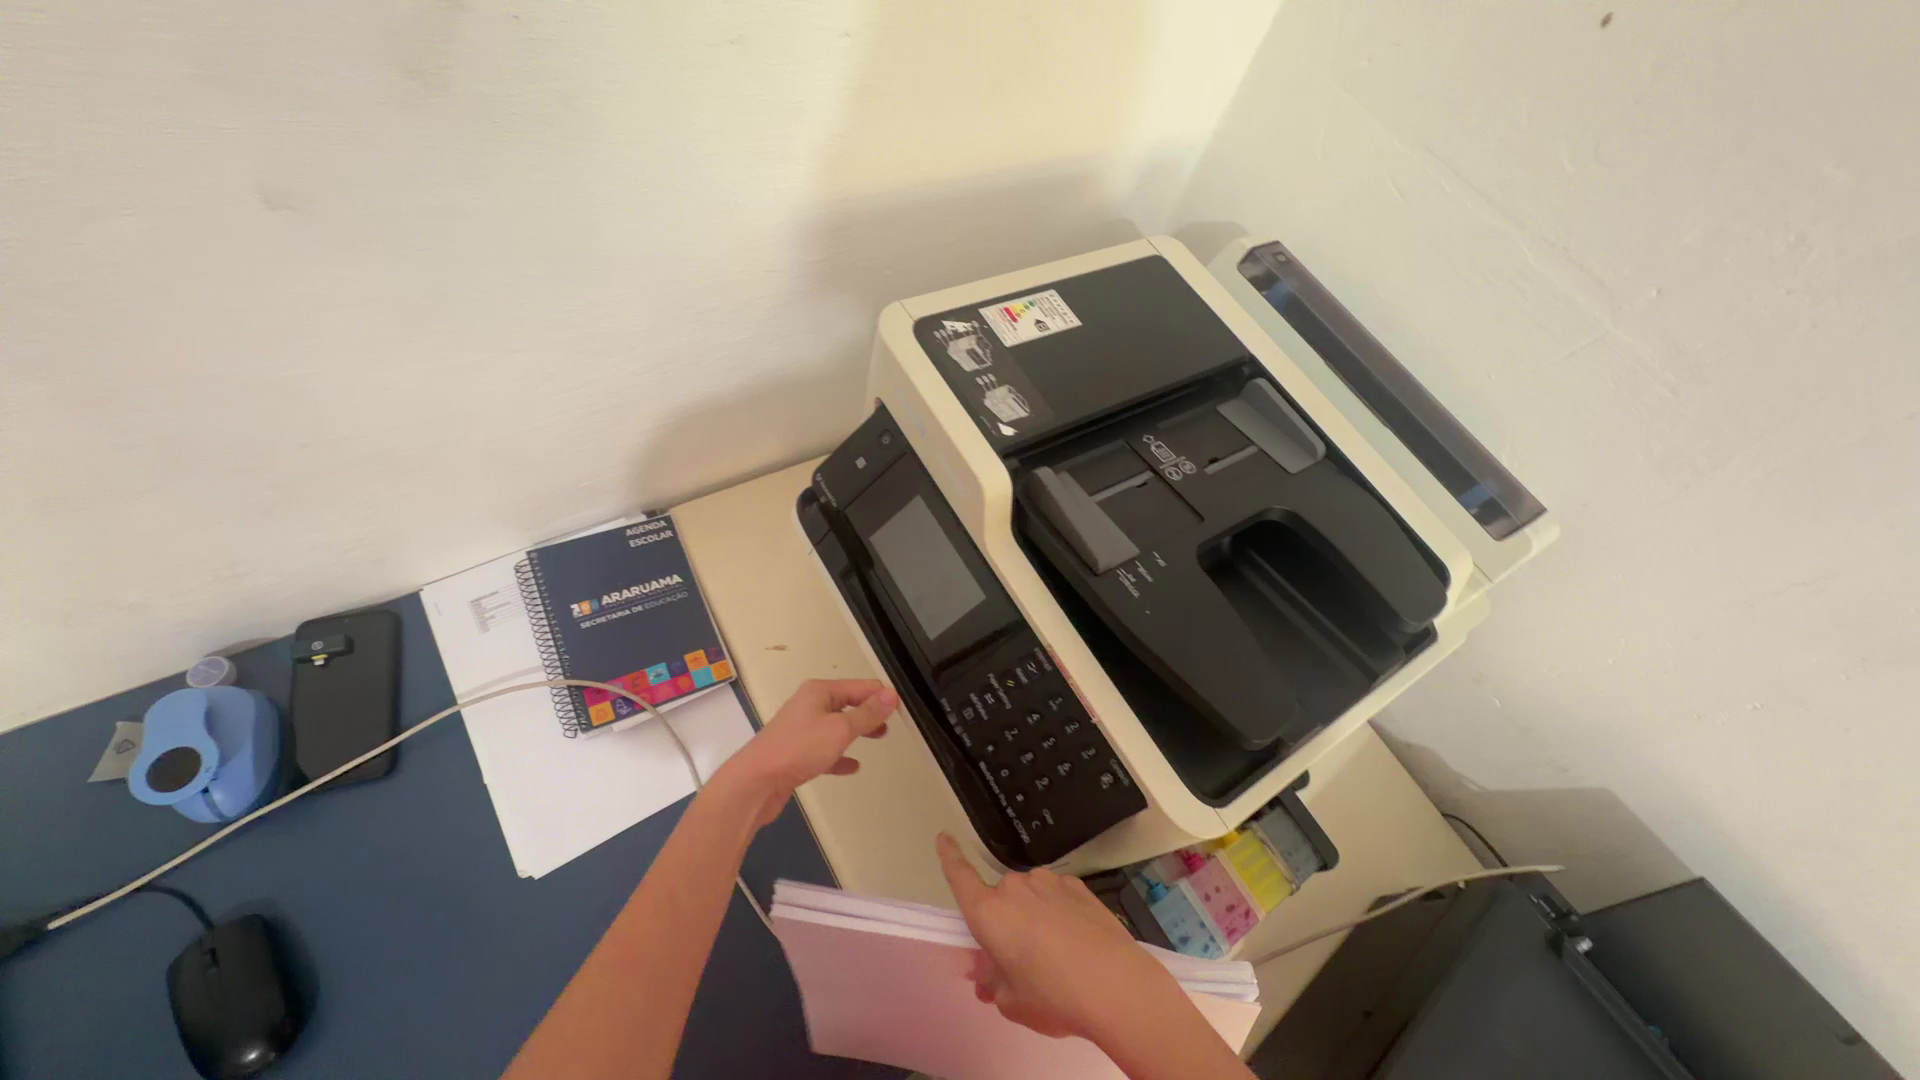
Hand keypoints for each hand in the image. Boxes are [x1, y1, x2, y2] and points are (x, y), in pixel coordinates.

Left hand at [709, 679, 894, 828]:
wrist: (756, 782)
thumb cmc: (799, 749)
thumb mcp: (840, 729)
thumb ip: (867, 714)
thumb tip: (890, 694)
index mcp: (819, 692)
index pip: (860, 686)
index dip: (881, 696)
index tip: (901, 710)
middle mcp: (809, 705)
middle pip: (848, 703)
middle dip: (870, 712)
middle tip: (891, 724)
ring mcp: (801, 729)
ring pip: (837, 726)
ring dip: (857, 730)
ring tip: (879, 738)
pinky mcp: (796, 753)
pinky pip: (825, 749)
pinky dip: (840, 754)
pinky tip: (852, 766)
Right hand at [936, 833, 1186, 1043]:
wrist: (1116, 986)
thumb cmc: (1054, 996)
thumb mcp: (1011, 1003)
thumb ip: (993, 984)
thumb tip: (990, 977)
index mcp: (989, 913)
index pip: (960, 876)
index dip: (949, 856)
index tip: (944, 837)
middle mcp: (1014, 888)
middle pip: (1000, 900)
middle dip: (1005, 923)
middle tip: (1021, 960)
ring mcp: (1049, 882)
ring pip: (1030, 897)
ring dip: (1034, 916)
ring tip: (1057, 954)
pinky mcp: (1078, 885)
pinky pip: (1056, 896)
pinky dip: (1059, 913)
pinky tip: (1077, 940)